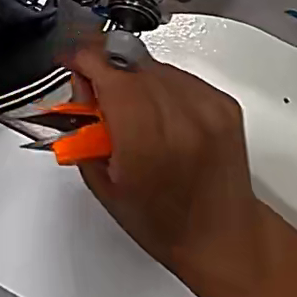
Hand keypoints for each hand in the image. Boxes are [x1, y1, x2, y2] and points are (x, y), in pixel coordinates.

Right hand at [67, 42, 264, 285]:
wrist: (222, 237)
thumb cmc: (165, 222)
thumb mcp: (104, 182)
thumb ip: (85, 131)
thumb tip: (79, 89)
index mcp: (145, 141)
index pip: (109, 71)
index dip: (84, 59)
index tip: (72, 59)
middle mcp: (181, 119)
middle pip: (129, 63)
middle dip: (105, 67)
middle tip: (95, 89)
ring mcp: (206, 108)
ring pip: (153, 65)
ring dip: (133, 77)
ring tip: (131, 109)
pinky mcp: (223, 104)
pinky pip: (179, 75)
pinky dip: (161, 85)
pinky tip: (159, 113)